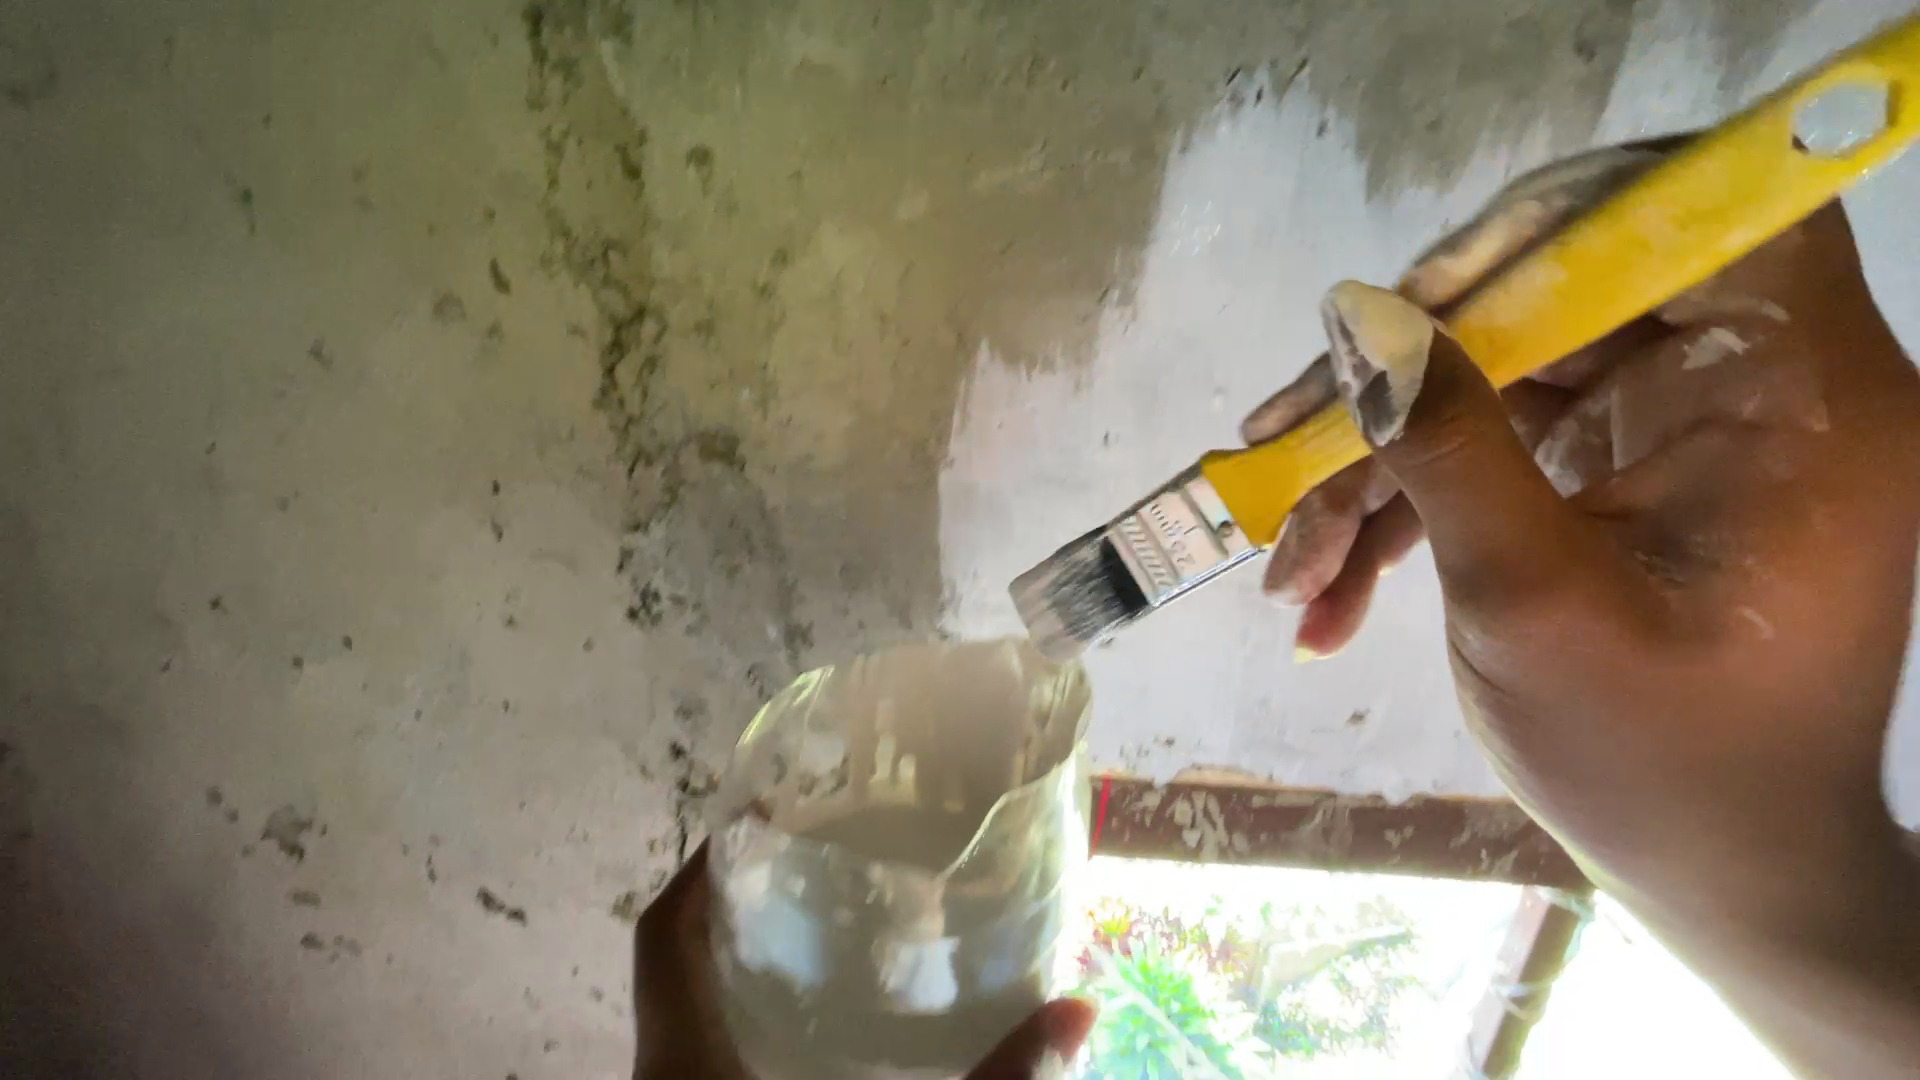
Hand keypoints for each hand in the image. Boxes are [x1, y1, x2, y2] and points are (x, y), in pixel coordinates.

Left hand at [633, 844, 1096, 1078]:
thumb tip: (1082, 1013)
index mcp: (683, 1061)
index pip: (665, 931)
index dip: (704, 864)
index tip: (760, 814)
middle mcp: (661, 1075)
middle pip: (675, 959)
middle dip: (732, 900)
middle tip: (811, 858)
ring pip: (686, 1008)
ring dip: (735, 958)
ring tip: (816, 916)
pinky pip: (700, 1047)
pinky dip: (741, 1014)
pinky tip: (811, 1020)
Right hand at [1268, 197, 1919, 1074]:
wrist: (1692, 858)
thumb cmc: (1646, 750)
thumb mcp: (1523, 596)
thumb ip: (1441, 442)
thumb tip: (1354, 316)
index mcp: (1784, 398)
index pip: (1699, 219)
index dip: (1555, 224)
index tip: (1416, 296)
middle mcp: (1722, 391)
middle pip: (1537, 315)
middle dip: (1391, 393)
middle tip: (1279, 451)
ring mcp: (1642, 435)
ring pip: (1472, 396)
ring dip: (1364, 482)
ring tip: (1290, 577)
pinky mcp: (1579, 478)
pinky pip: (1465, 459)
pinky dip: (1388, 522)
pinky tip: (1326, 599)